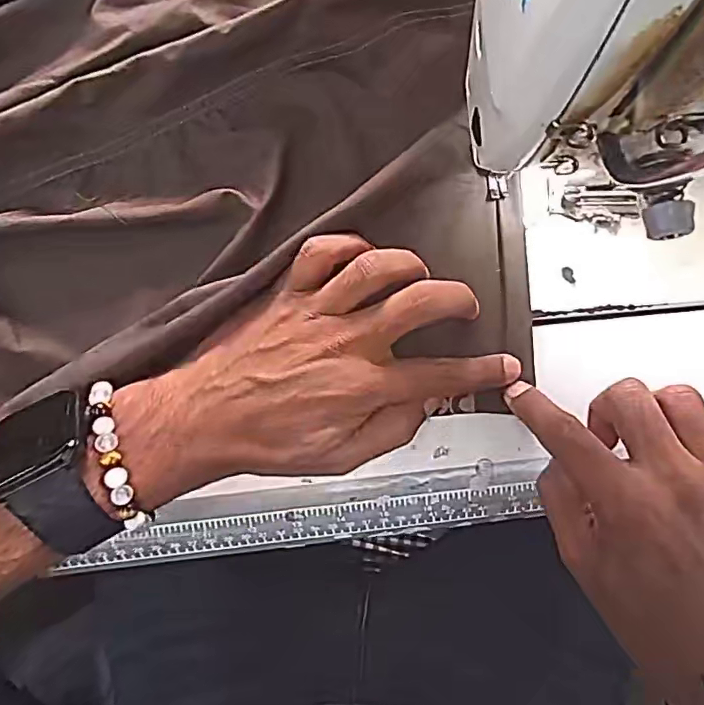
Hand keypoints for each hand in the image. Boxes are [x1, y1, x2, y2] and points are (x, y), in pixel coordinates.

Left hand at [94, 235, 520, 507]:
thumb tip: (422, 408)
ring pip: (375, 269)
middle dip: (457, 298)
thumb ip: (391, 431)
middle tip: (465, 304)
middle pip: (420, 303)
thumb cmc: (263, 439)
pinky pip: (320, 253)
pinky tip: (359, 256)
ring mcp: (316, 312)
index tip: (500, 365)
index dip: (481, 371)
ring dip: (408, 265)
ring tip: (420, 274)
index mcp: (363, 386)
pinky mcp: (288, 295)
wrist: (203, 419)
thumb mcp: (340, 458)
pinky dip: (346, 246)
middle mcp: (346, 342)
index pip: (440, 374)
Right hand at [505, 378, 703, 704]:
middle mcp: (675, 483)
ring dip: (653, 410)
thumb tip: (557, 462)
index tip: (526, 397)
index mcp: (626, 506)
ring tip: (648, 438)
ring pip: (681, 398)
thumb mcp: (582, 564)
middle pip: (628, 397)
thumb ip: (561, 501)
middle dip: (602, 408)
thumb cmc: (656, 622)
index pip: (567, 435)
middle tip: (602, 436)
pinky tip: (697, 447)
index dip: (536, 408)